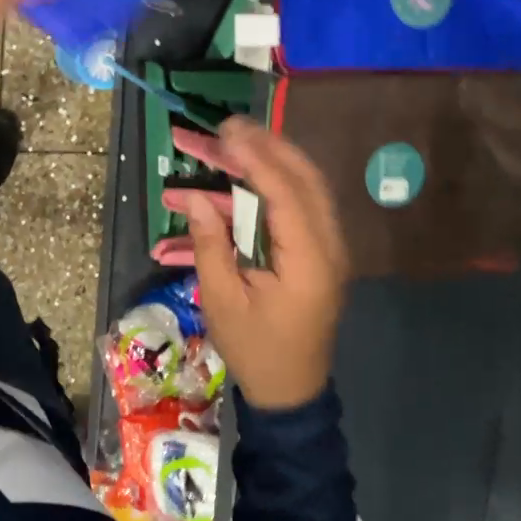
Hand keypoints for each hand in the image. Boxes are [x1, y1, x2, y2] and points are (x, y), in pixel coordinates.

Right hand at [162, 118, 347, 408]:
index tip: (224, 131)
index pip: (285, 192)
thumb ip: (210, 244)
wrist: (289, 393)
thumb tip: (194, 197)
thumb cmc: (255, 350)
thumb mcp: (222, 300)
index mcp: (310, 259)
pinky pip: (287, 208)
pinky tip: (215, 191)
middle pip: (300, 178)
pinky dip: (257, 191)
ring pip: (295, 188)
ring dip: (255, 166)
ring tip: (210, 147)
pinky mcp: (310, 252)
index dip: (254, 158)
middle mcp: (326, 244)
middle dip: (260, 146)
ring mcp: (322, 247)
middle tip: (221, 126)